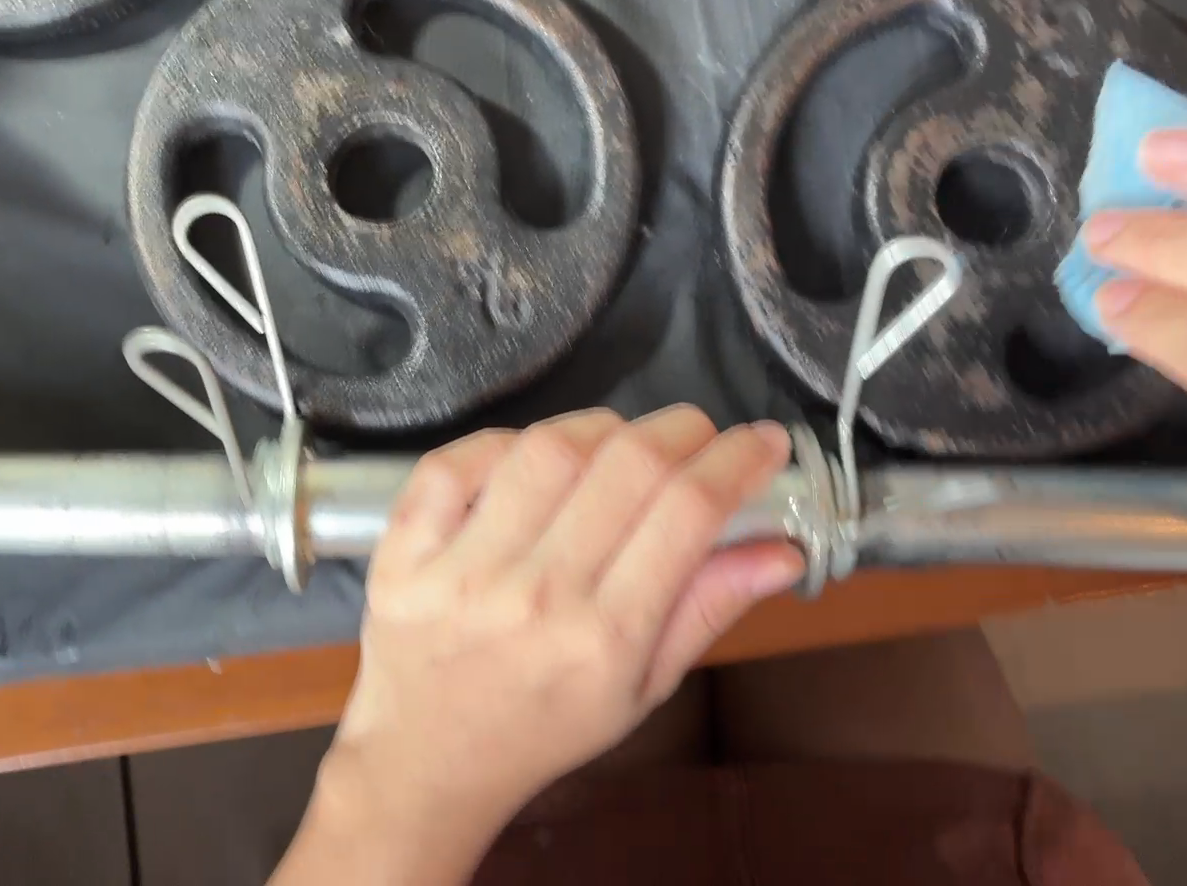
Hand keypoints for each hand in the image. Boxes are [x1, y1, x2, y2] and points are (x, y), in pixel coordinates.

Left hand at [272, 407, 800, 885]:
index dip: (737, 459)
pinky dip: (502, 441)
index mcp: (604, 637)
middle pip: (626, 465)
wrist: (425, 759)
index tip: (762, 440)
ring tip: (614, 443)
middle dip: (681, 428)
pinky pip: (456, 460)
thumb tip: (782, 548)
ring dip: (598, 427)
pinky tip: (527, 458)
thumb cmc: (544, 726)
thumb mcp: (641, 690)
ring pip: (548, 449)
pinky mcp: (404, 548)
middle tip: (696, 432)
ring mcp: (460, 567)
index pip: (687, 511)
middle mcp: (535, 594)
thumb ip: (707, 609)